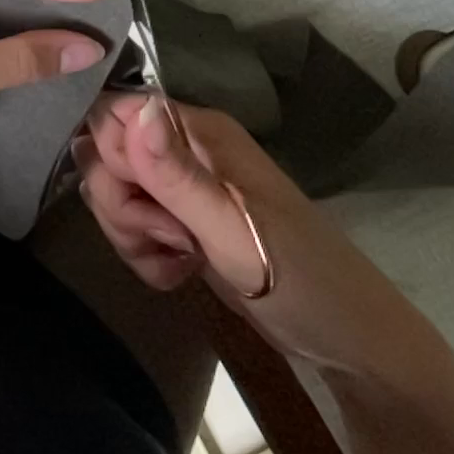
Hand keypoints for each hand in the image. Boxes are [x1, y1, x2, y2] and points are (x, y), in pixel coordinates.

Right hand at [72, 93, 420, 367]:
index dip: (112, 152)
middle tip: (168, 233)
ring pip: (112, 193)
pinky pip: (128, 225)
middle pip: (105, 155)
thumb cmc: (302, 280)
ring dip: (130, 232)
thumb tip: (134, 109)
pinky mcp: (176, 221)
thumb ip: (177, 175)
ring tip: (179, 255)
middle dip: (120, 202)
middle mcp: (184, 149)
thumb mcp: (235, 232)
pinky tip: (177, 271)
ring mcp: (179, 188)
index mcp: (200, 133)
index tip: (142, 193)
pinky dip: (142, 252)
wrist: (349, 344)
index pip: (115, 111)